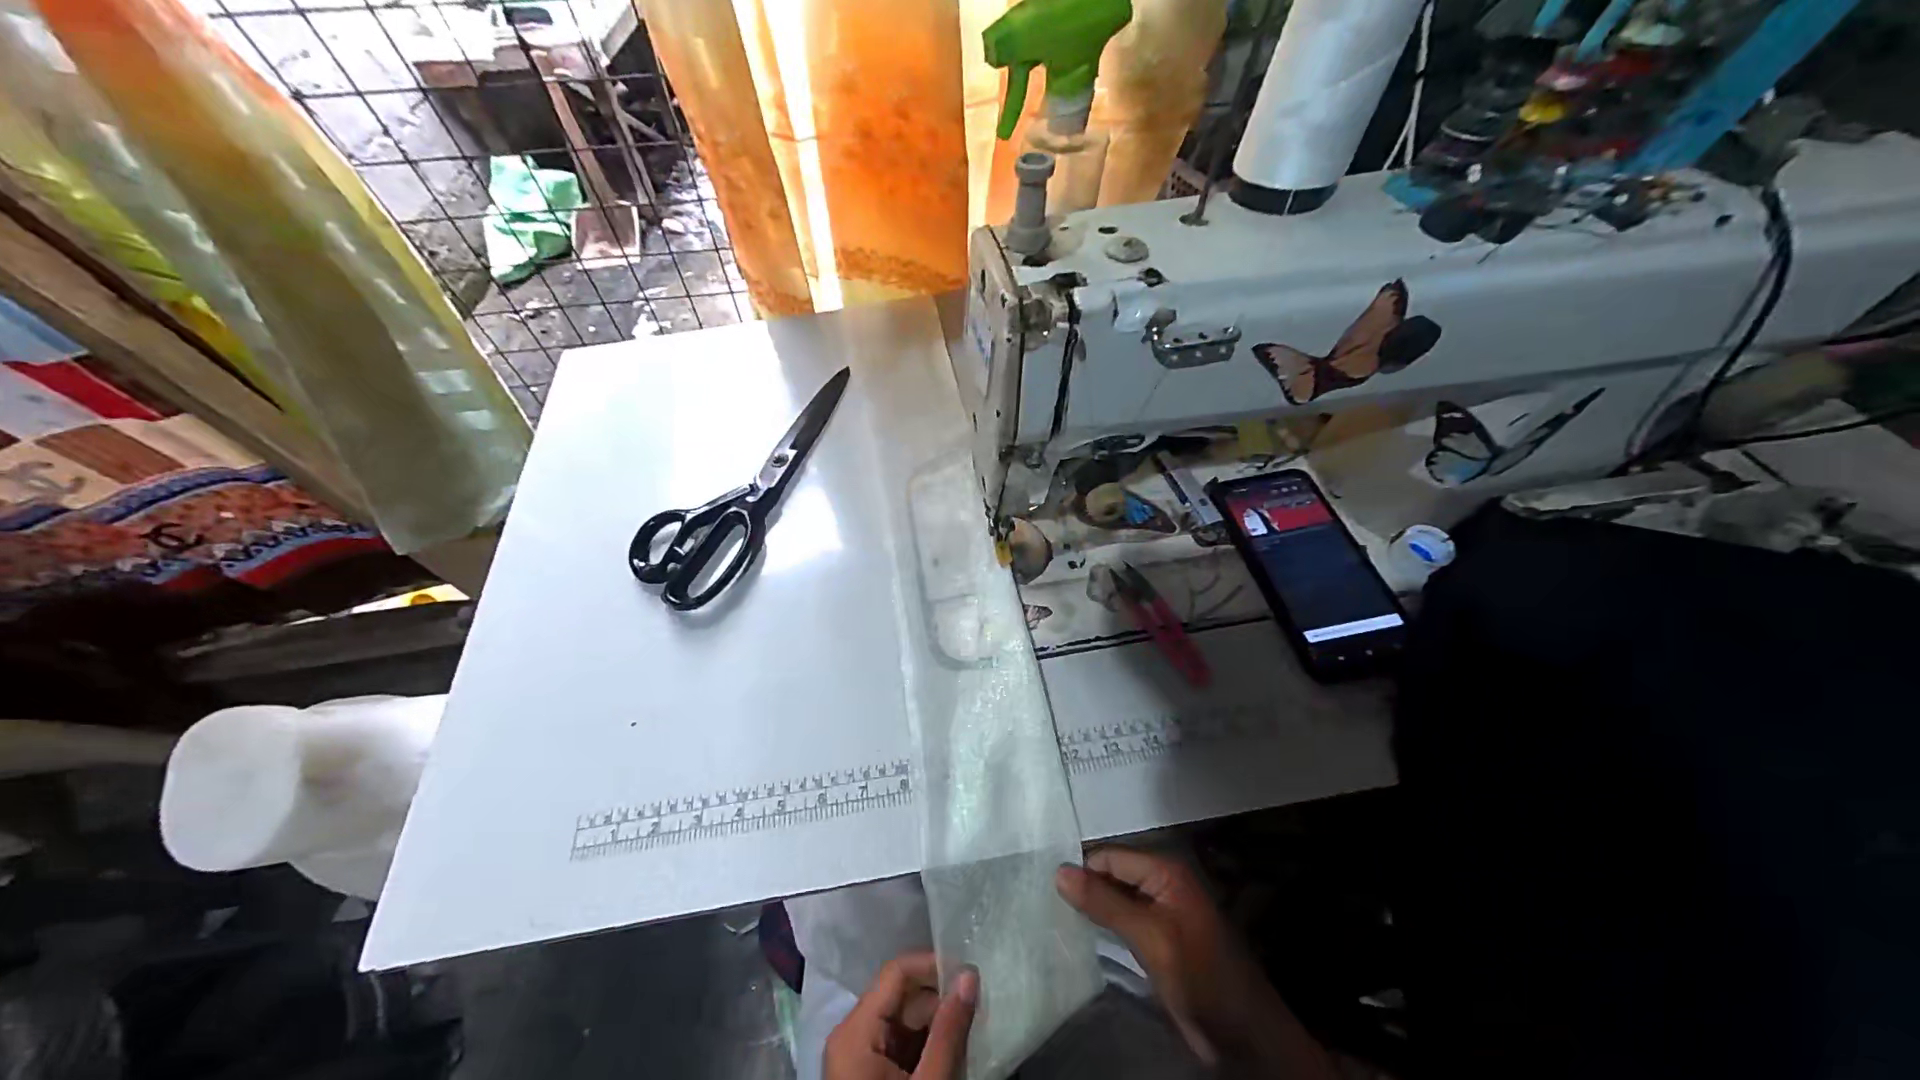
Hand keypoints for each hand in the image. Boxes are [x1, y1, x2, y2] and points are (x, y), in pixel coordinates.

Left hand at [824, 951, 977, 1079]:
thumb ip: (948, 1031)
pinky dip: (924, 1045)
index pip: (896, 972)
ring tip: (968, 1031)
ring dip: (935, 1024)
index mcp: (854, 1030)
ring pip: (902, 1021)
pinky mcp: (863, 1073)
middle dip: (939, 1000)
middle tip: (978, 1009)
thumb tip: (969, 974)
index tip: (970, 975)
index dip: (933, 966)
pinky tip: (949, 1053)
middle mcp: (849, 1032)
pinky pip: (897, 1044)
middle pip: (901, 997)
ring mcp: (854, 1055)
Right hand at [1056, 847, 1336, 1077]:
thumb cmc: (1200, 975)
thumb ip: (1105, 902)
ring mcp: (1161, 911)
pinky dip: (1102, 926)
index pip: (1108, 856)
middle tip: (1043, 902)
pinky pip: (1122, 921)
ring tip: (1052, 916)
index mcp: (1165, 870)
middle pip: (1110, 875)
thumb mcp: (1150, 937)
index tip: (1044, 887)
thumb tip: (1059, 871)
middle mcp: (1162, 882)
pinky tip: (1078, 935)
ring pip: (1114, 899)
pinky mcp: (1158, 938)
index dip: (1079, 870)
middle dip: (1082, 887)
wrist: (1244, 1033)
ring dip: (1090, 908)